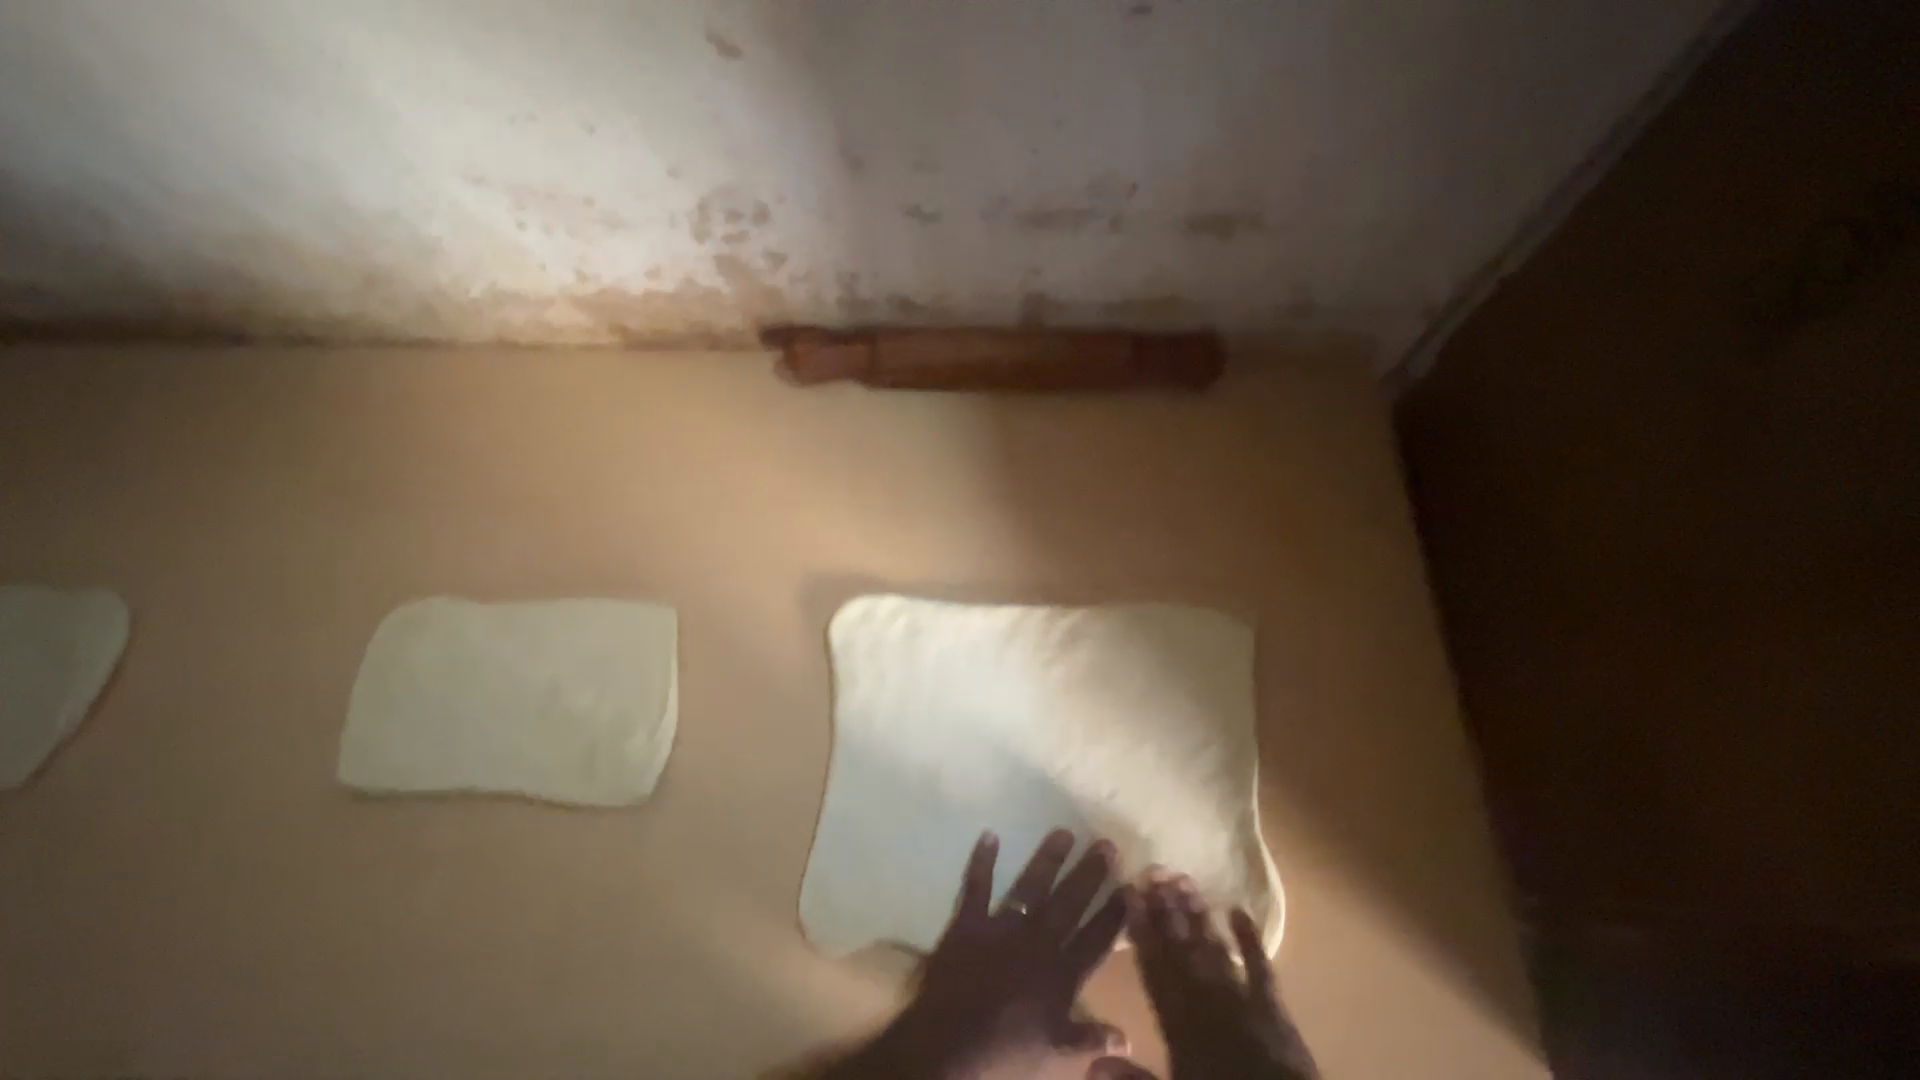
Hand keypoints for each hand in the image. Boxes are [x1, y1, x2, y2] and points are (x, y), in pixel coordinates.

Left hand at [862, 828, 1131, 1079]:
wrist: (952, 1046)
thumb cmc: (1007, 1053)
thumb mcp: (1056, 1054)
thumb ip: (1090, 1040)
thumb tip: (1128, 1038)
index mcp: (1061, 975)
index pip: (1096, 939)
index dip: (1115, 913)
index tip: (1130, 886)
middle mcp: (1038, 943)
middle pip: (1069, 903)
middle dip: (1090, 873)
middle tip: (1105, 843)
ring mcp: (1002, 929)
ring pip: (1031, 886)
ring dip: (1048, 859)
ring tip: (1063, 831)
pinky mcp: (969, 923)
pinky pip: (976, 886)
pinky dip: (982, 861)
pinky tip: (989, 834)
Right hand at [1091, 870, 1317, 1079]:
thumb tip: (1091, 1065)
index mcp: (1178, 1025)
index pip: (1153, 966)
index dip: (1140, 928)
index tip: (1129, 891)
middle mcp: (1205, 1002)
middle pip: (1181, 948)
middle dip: (1165, 908)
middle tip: (1154, 869)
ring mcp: (1241, 1000)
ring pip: (1213, 949)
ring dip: (1197, 915)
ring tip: (1183, 880)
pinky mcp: (1274, 1008)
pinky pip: (1260, 967)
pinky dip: (1249, 938)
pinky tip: (1238, 910)